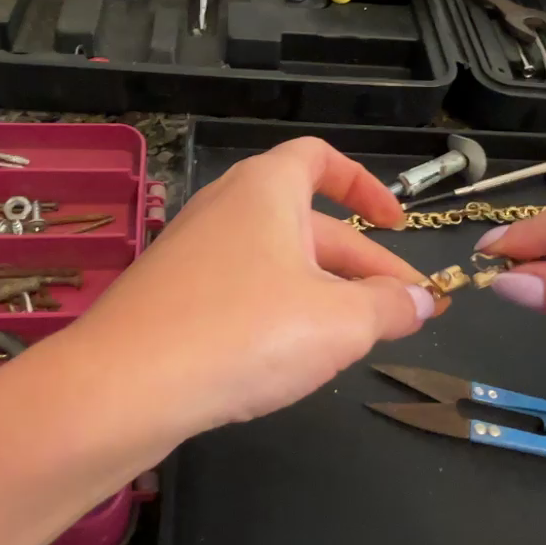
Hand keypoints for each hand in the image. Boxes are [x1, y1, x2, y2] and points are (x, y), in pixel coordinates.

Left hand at [61, 138, 436, 438]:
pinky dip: (280, 310)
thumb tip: (422, 300)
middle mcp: (227, 206)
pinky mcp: (174, 293)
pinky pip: (242, 288)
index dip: (365, 185)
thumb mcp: (338, 322)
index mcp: (266, 188)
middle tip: (409, 313)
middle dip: (364, 266)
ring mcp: (194, 250)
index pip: (321, 159)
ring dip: (325, 293)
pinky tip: (295, 357)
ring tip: (360, 339)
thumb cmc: (245, 333)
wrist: (123, 385)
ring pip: (277, 261)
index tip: (396, 224)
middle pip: (310, 224)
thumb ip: (389, 307)